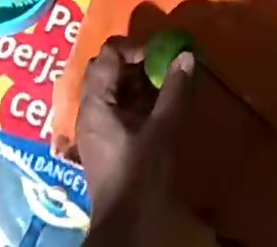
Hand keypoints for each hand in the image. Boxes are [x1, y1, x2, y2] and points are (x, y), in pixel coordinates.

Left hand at [76, 37, 196, 242]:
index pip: (108, 55)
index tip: (160, 54)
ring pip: (113, 89)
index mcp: (96, 103)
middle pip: (107, 69)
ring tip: (166, 84)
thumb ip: (174, 92)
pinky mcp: (104, 142)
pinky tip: (159, 107)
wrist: (125, 228)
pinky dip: (136, 100)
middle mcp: (89, 111)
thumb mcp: (162, 132)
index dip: (134, 48)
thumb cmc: (139, 176)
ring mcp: (95, 127)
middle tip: (163, 66)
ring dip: (138, 82)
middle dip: (136, 63)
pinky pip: (117, 108)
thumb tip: (187, 55)